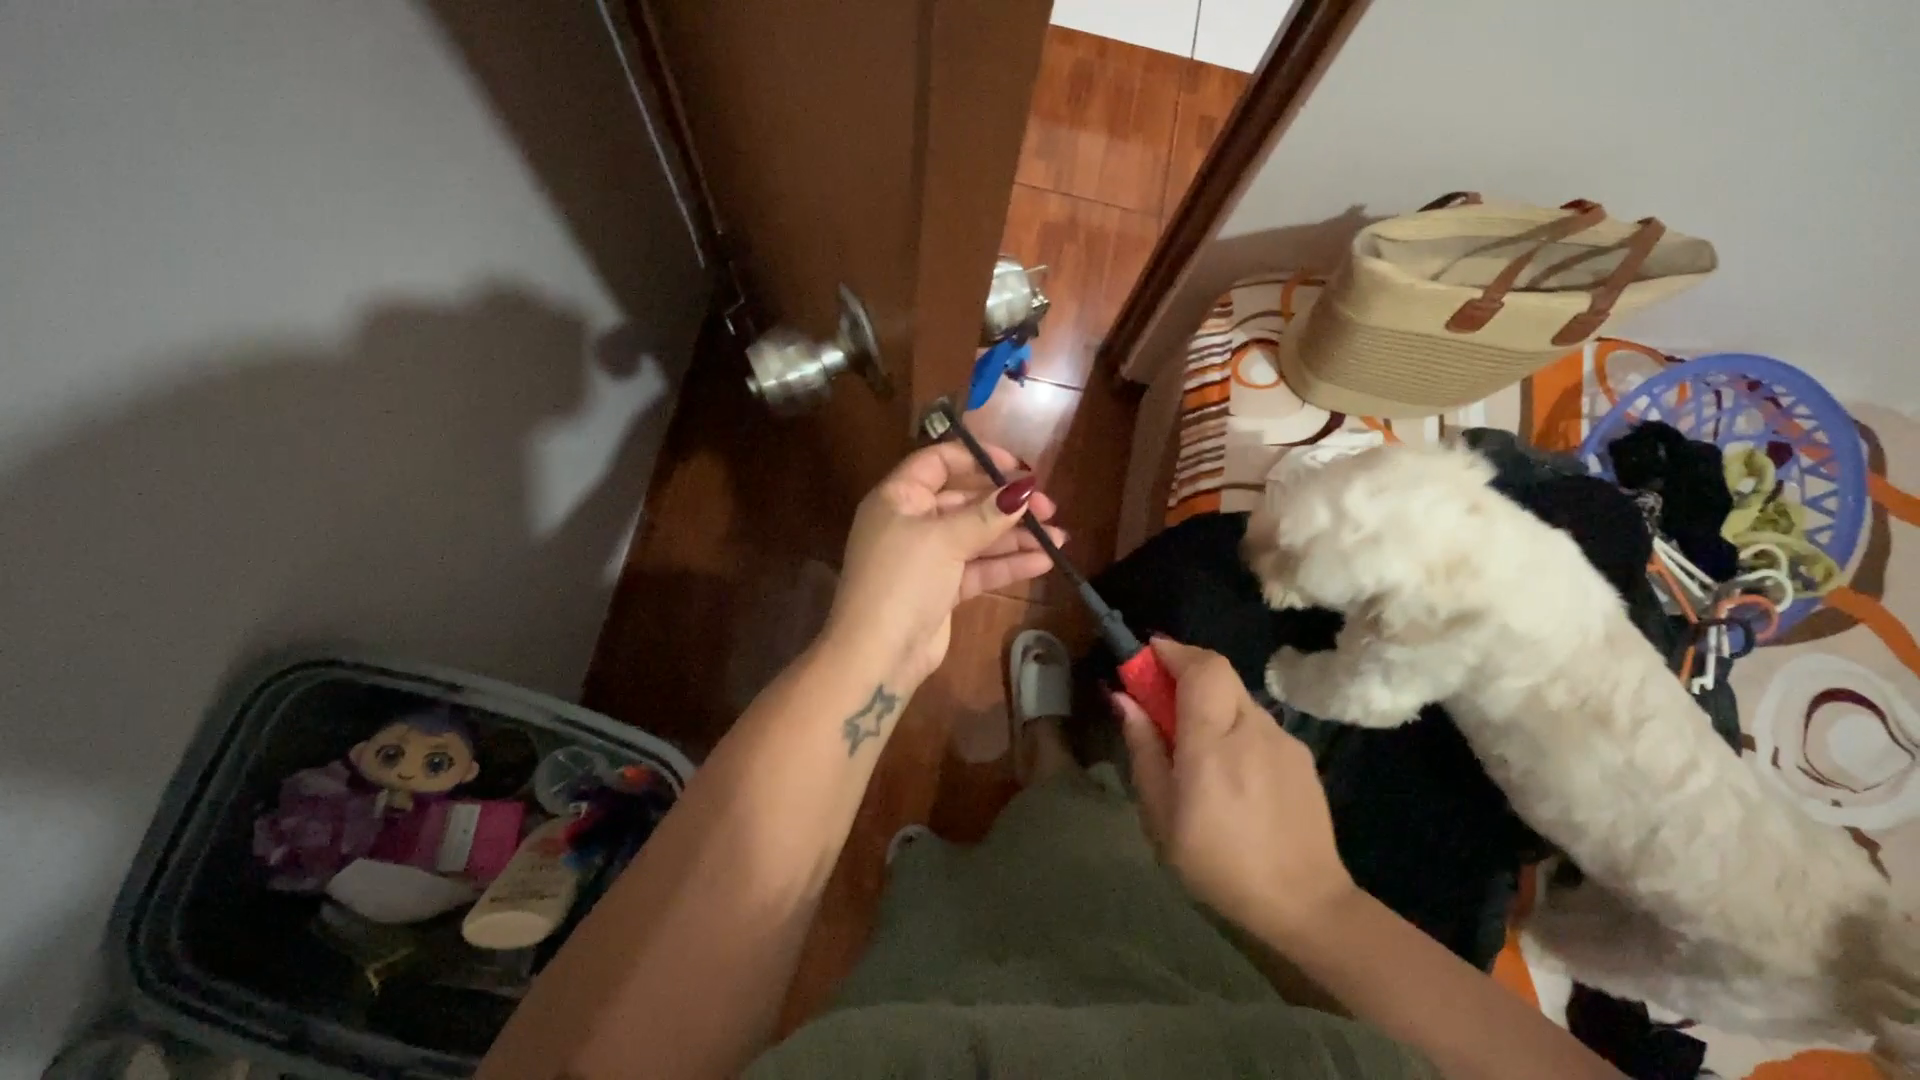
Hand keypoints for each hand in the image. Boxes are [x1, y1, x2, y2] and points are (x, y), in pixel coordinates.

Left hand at [821, 441, 1064, 687]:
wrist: (878, 653)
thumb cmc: (903, 580)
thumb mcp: (944, 540)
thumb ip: (986, 514)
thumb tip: (1023, 490)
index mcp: (899, 498)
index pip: (939, 462)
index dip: (979, 458)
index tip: (1019, 468)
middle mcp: (912, 522)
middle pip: (965, 500)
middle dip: (1007, 504)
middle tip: (1048, 508)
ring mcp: (928, 557)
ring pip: (977, 536)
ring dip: (1016, 536)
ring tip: (1058, 537)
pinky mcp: (942, 588)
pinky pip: (979, 567)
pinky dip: (1007, 563)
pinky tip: (1042, 561)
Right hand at [1115, 638, 1356, 939]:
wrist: (1304, 905)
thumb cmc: (1217, 865)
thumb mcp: (1161, 817)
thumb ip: (1144, 750)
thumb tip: (1125, 701)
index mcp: (1213, 743)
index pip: (1201, 668)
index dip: (1173, 651)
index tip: (1145, 654)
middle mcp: (1253, 728)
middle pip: (1221, 672)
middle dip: (1186, 670)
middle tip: (1159, 695)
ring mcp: (1284, 741)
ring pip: (1240, 698)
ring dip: (1211, 702)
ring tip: (1193, 745)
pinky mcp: (1302, 758)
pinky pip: (1259, 725)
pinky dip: (1235, 727)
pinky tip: (1230, 772)